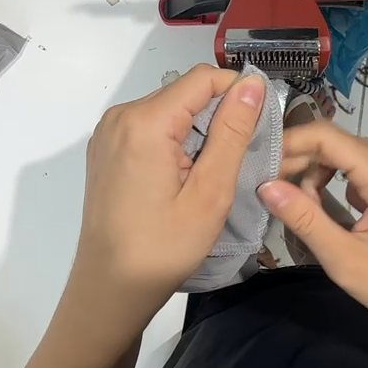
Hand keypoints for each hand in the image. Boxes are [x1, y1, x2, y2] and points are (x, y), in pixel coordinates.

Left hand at [69, 65, 266, 327]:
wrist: (109, 288)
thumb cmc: (163, 248)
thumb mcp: (210, 192)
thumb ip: (232, 132)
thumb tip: (252, 84)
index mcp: (144, 122)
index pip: (202, 78)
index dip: (238, 92)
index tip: (262, 124)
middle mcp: (120, 115)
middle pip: (183, 92)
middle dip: (218, 114)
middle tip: (241, 156)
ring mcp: (108, 131)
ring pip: (169, 109)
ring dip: (197, 129)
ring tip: (212, 172)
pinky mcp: (106, 148)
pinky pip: (149, 126)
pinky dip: (174, 140)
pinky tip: (184, 176)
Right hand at [258, 123, 367, 347]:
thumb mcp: (347, 262)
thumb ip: (305, 219)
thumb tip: (265, 186)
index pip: (326, 136)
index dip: (288, 145)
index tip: (260, 169)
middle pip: (336, 142)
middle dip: (301, 163)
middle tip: (274, 195)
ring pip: (349, 153)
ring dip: (320, 173)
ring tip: (305, 210)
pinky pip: (366, 166)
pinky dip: (342, 180)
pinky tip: (334, 211)